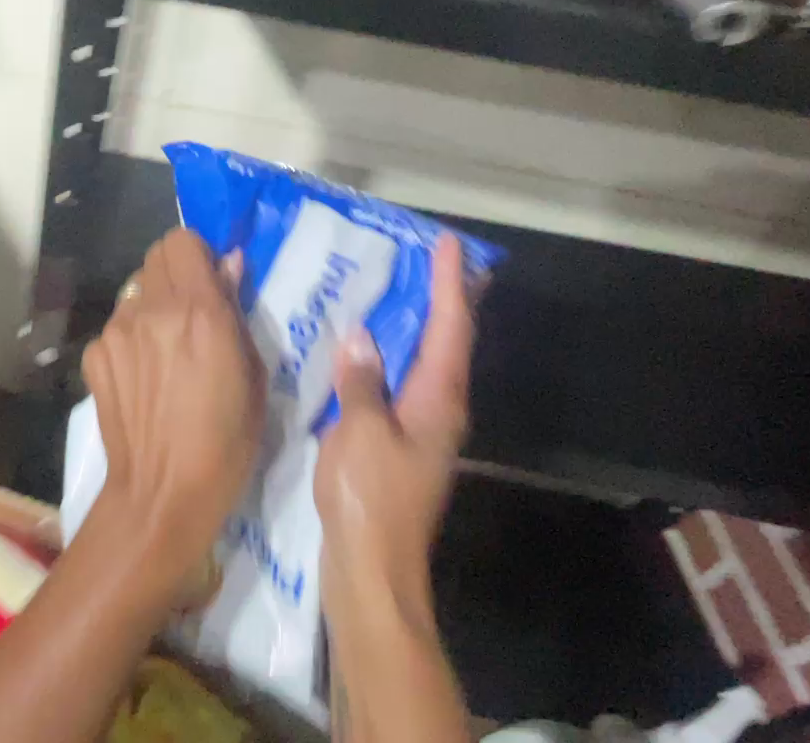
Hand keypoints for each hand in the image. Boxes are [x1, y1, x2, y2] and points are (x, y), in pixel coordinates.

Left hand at [82, 228, 263, 579]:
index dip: (199, 254)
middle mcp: (152, 310)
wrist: (162, 492)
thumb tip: (229, 266)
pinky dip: (132, 339)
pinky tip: (143, 377)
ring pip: (135, 291)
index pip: (183, 241)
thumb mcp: (255, 377)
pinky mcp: (94, 355)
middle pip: (156, 257)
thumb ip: (237, 312)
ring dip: (153, 306)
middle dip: (177, 274)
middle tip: (193, 313)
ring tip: (167, 352)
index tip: (212, 280)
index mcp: (199, 312)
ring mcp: (116, 332)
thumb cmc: (226, 443)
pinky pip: (117, 327)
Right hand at [314, 233, 473, 597]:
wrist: (372, 566)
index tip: (450, 244)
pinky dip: (391, 355)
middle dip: (449, 300)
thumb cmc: (369, 497)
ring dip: (420, 324)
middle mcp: (437, 409)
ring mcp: (419, 429)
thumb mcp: (359, 432)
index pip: (449, 329)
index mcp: (436, 400)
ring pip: (425, 362)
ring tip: (404, 291)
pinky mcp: (396, 444)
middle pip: (450, 343)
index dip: (450, 284)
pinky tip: (366, 351)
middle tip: (440, 259)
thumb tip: (359, 337)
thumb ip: (360, 382)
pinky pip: (400, 383)